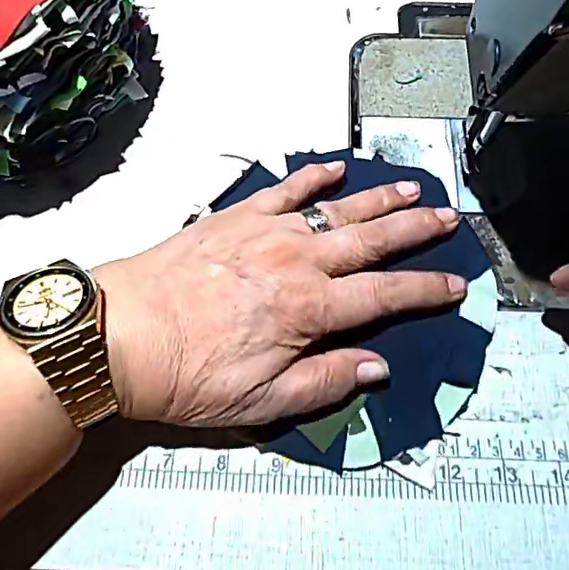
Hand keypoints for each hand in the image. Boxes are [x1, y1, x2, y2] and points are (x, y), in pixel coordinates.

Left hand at [94, 161, 464, 427]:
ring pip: (338, 209)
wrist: (114, 335)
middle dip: (417, 229)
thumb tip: (376, 367)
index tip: (454, 284)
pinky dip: (312, 176)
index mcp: (308, 309)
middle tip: (448, 217)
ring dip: (379, 199)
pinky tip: (334, 169)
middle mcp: (298, 261)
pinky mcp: (237, 216)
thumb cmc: (184, 374)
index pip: (385, 295)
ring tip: (411, 190)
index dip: (426, 289)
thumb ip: (325, 381)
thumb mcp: (260, 401)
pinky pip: (285, 189)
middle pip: (373, 241)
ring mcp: (269, 232)